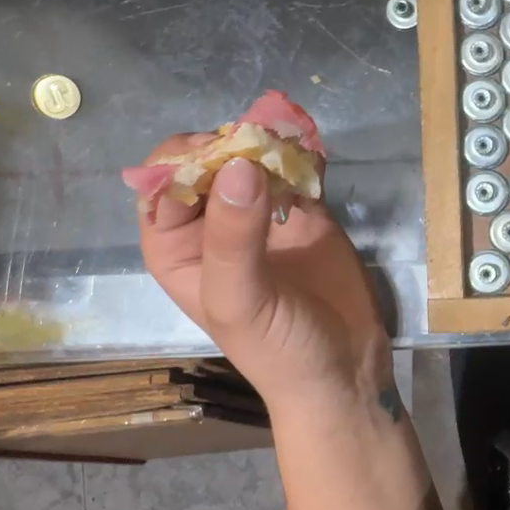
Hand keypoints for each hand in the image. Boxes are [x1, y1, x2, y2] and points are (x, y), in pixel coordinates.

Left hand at [136, 134, 391, 414]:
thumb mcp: (242, 300)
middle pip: (210, 166)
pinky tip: (313, 149)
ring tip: (290, 137)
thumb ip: (235, 237)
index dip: (183, 161)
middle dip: (232, 146)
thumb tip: (241, 165)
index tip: (221, 152)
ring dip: (270, 143)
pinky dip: (305, 155)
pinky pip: (299, 173)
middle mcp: (215, 227)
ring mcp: (264, 217)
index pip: (164, 187)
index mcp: (178, 248)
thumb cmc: (278, 349)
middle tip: (262, 142)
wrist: (346, 371)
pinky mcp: (309, 215)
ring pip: (255, 162)